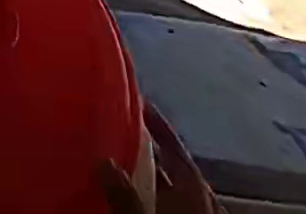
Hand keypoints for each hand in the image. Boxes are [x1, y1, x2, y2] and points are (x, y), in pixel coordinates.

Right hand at [100, 106, 219, 213]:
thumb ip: (124, 195)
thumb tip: (103, 162)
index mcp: (192, 186)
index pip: (172, 143)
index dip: (157, 123)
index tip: (139, 103)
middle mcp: (202, 199)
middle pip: (173, 169)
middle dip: (148, 155)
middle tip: (120, 138)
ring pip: (175, 195)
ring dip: (153, 184)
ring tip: (124, 173)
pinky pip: (178, 212)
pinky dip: (160, 205)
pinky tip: (142, 208)